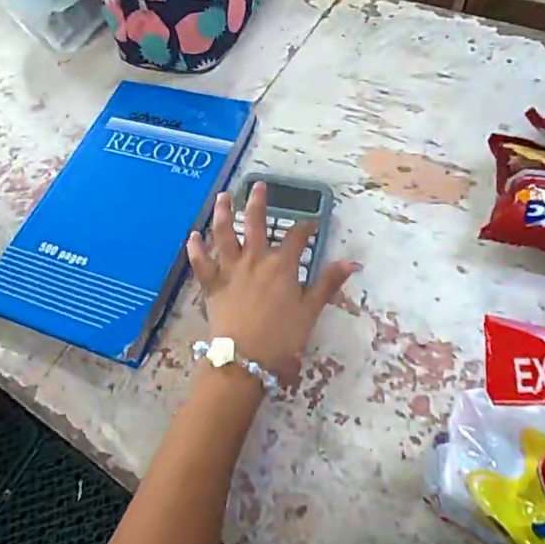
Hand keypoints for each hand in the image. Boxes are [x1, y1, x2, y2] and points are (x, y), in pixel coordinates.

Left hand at [185, 182, 356, 387]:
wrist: (246, 357)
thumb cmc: (282, 337)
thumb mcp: (310, 311)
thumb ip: (328, 283)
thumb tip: (352, 262)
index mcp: (282, 265)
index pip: (297, 238)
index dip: (305, 227)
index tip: (310, 223)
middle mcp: (255, 259)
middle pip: (256, 223)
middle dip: (258, 202)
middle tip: (257, 186)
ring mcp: (230, 269)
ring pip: (224, 234)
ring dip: (223, 213)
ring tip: (223, 196)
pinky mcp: (211, 283)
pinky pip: (201, 262)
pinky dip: (196, 248)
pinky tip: (192, 236)